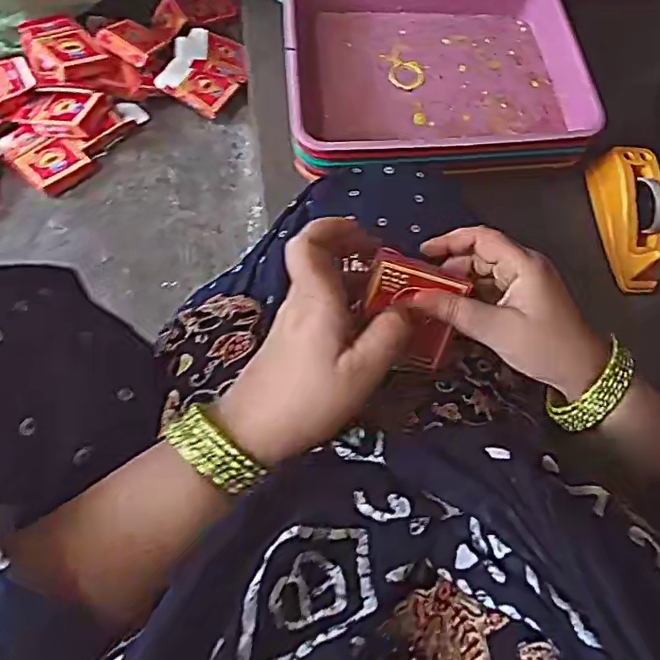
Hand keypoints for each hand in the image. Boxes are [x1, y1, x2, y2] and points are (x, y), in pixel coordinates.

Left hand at [212, 218, 412, 464]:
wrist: (251, 433)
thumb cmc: (308, 399)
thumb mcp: (362, 372)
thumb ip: (390, 334)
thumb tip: (409, 307)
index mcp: (317, 297)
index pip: (309, 241)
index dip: (334, 226)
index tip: (365, 233)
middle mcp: (303, 298)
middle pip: (319, 254)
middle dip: (353, 247)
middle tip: (385, 260)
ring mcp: (295, 316)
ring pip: (323, 278)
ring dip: (354, 276)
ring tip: (387, 294)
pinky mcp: (294, 335)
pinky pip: (322, 300)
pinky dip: (346, 299)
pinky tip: (366, 323)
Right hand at [407, 226, 610, 396]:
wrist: (584, 372)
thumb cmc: (546, 347)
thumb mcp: (496, 329)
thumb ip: (456, 311)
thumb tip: (417, 297)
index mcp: (523, 263)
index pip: (482, 237)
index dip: (450, 241)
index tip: (424, 253)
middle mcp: (525, 265)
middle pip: (481, 253)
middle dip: (451, 265)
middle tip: (422, 282)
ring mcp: (526, 280)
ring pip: (485, 270)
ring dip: (460, 281)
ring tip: (433, 296)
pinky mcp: (526, 296)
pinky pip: (493, 285)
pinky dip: (473, 293)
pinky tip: (455, 307)